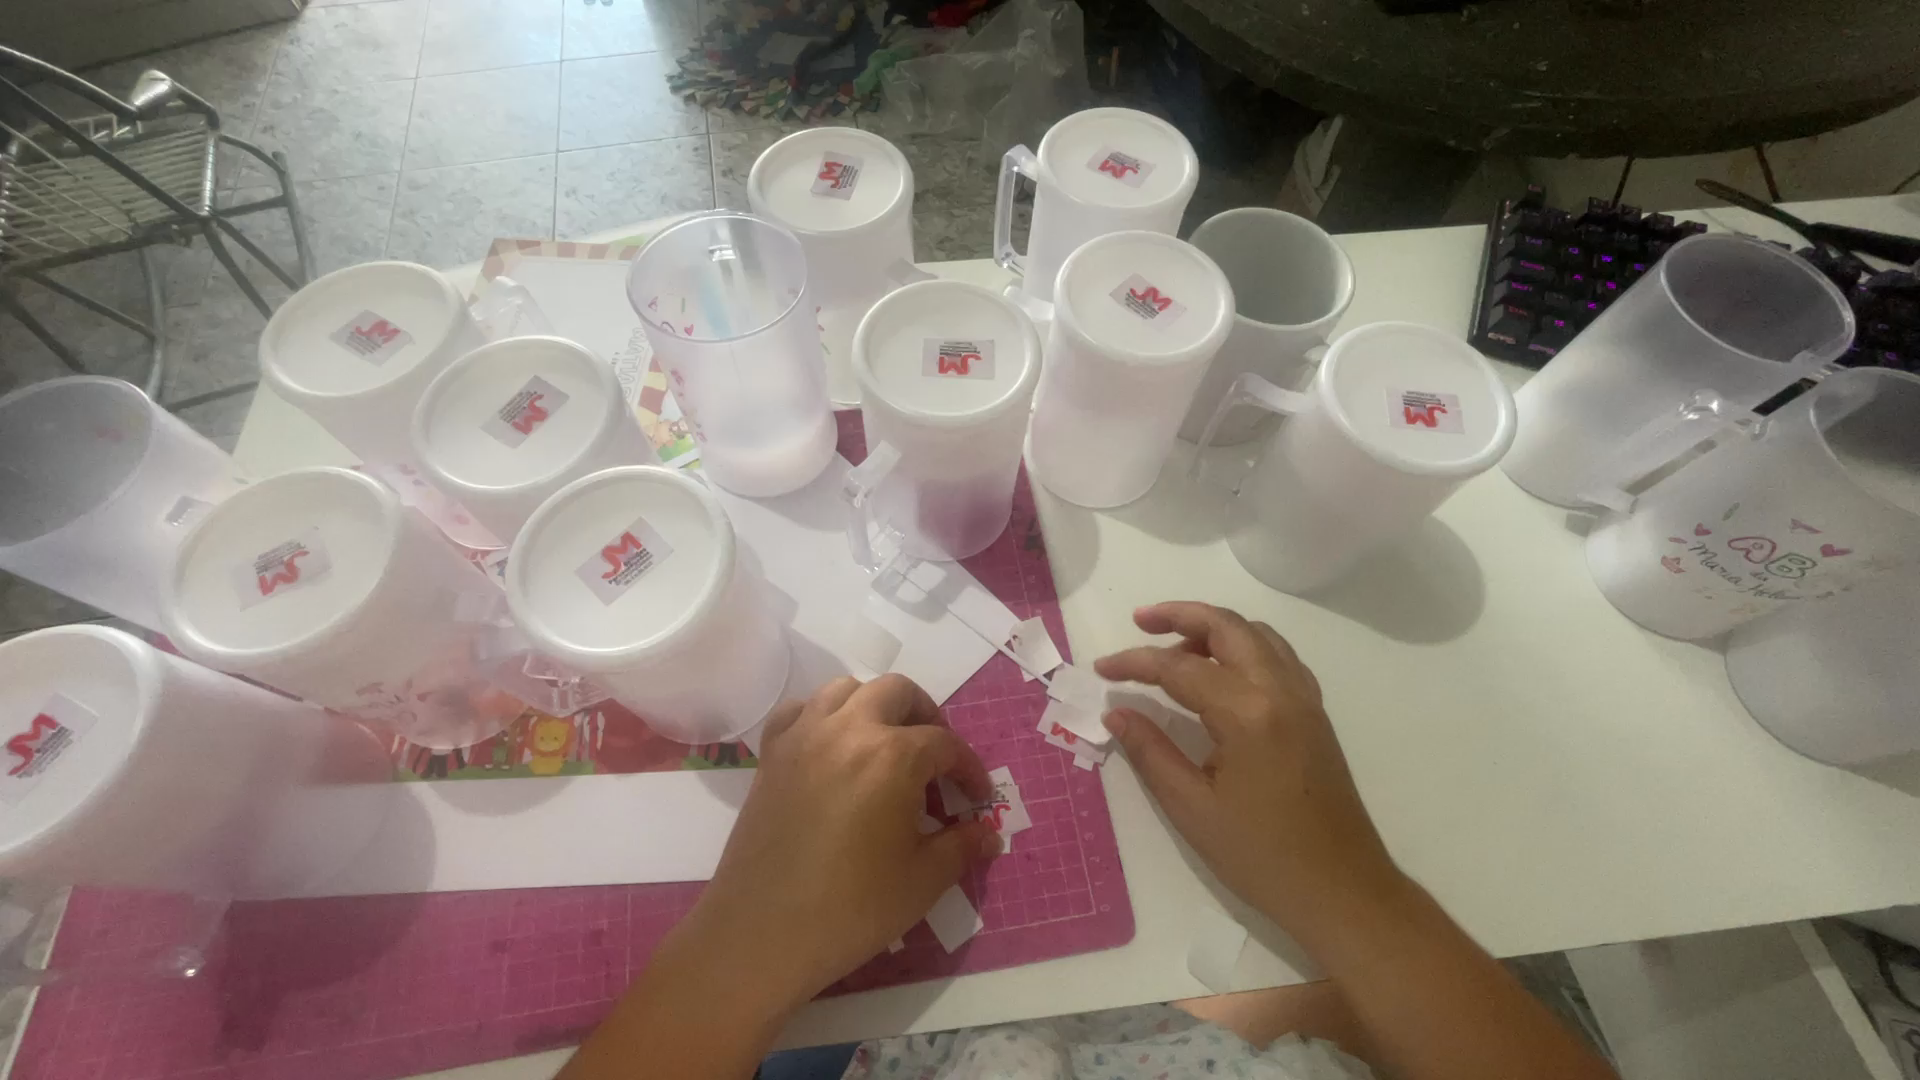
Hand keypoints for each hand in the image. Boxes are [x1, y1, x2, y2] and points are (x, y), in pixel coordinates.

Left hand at [686, 674, 1001, 1006]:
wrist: (761, 934)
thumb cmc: (851, 908)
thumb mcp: (922, 880)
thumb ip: (961, 846)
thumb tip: (989, 833)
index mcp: (893, 754)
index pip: (945, 745)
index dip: (968, 770)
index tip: (977, 798)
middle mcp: (848, 728)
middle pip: (898, 693)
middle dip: (926, 719)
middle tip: (935, 762)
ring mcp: (804, 735)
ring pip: (847, 690)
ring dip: (875, 707)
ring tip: (886, 746)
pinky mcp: (772, 753)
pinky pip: (800, 710)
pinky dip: (823, 716)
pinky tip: (832, 747)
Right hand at [1095, 602, 1404, 943]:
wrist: (1343, 892)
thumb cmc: (1262, 857)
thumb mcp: (1192, 808)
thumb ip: (1149, 751)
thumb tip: (1115, 712)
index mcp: (1247, 713)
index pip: (1178, 668)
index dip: (1134, 664)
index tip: (1101, 670)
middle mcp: (1280, 691)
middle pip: (1226, 626)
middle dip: (1179, 614)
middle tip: (1139, 620)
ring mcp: (1304, 699)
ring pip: (1256, 634)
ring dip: (1213, 627)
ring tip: (1174, 644)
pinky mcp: (1315, 713)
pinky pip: (1277, 656)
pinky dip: (1243, 646)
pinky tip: (1221, 671)